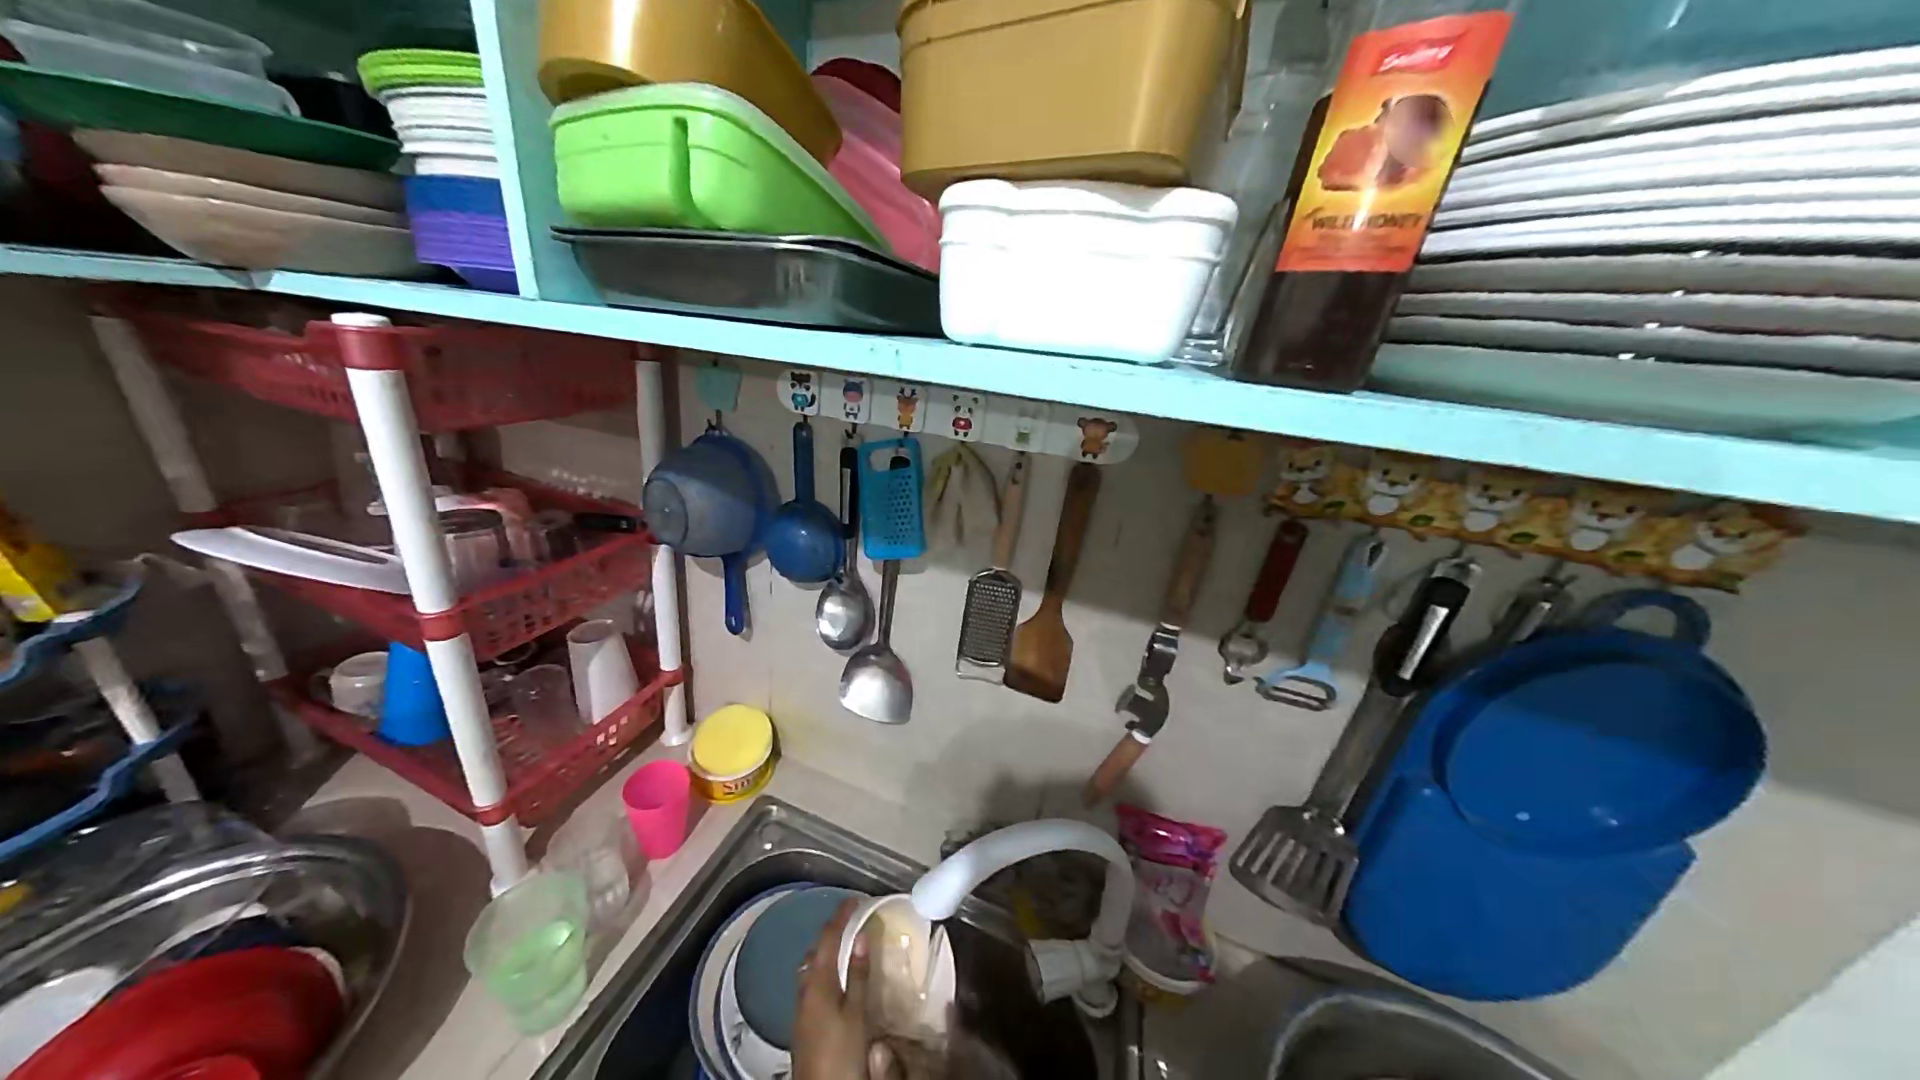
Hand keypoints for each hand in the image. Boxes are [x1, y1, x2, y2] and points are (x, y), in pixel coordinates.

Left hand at [792, 898, 870, 1079]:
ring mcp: (801, 1006)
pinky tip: (835, 978)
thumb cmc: (841, 1054)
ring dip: (827, 951)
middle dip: (832, 932)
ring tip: (845, 944)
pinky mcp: (803, 1022)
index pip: (829, 938)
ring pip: (812, 967)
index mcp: (818, 981)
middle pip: (817, 951)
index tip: (854, 899)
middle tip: (851, 919)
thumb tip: (861, 937)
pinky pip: (812, 981)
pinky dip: (824, 968)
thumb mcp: (856, 1014)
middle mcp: (805, 988)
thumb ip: (858, 976)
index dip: (840, 916)